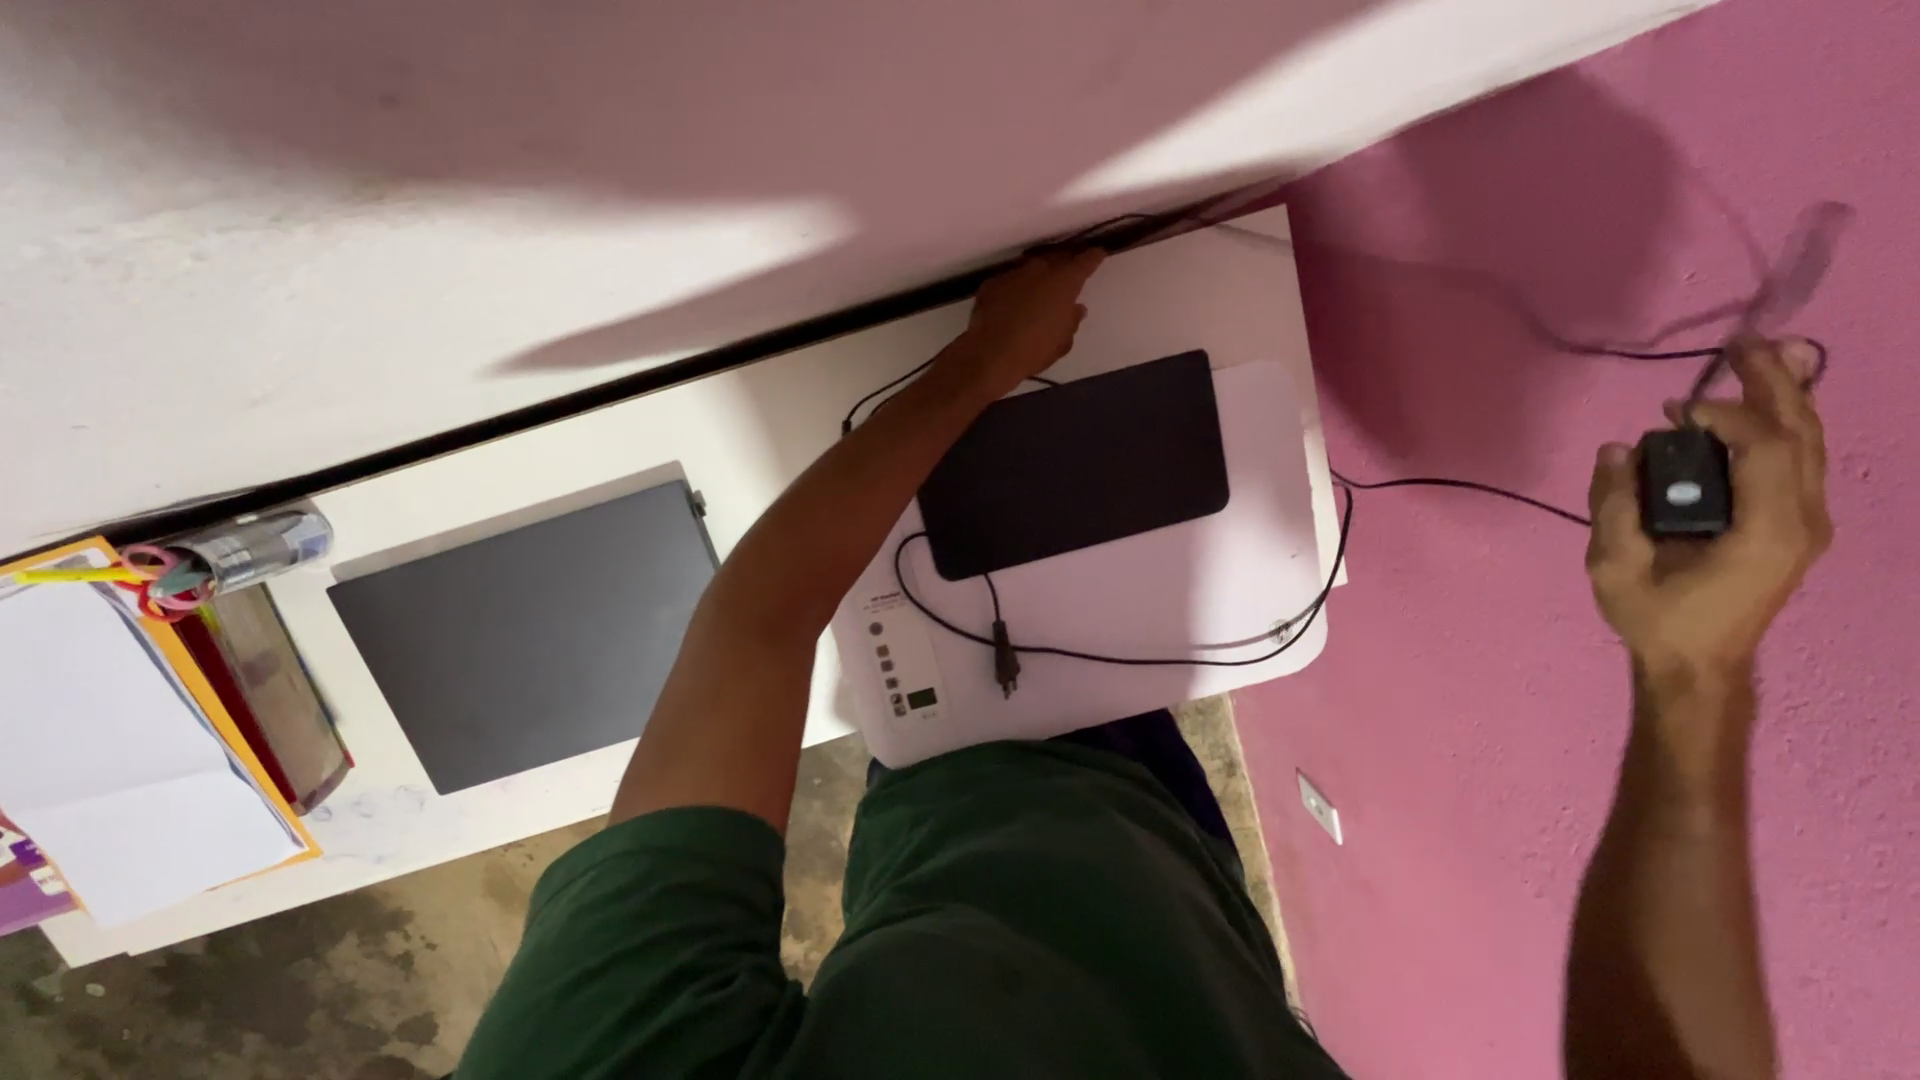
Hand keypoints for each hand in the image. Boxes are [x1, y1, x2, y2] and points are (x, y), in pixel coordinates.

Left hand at [946, 249, 1104, 397]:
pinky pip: (1010, 281)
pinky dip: (1015, 288)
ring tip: (1039, 289)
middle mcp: (1039, 269)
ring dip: (1038, 275)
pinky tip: (1012, 303)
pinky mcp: (992, 283)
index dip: (1093, 257)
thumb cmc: (1034, 351)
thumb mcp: (1062, 342)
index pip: (1085, 261)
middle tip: (1067, 274)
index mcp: (1064, 282)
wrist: (989, 355)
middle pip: (1057, 258)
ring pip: (1031, 267)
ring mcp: (1013, 273)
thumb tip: (1075, 309)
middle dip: (1064, 263)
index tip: (1098, 254)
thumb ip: (1072, 321)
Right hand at [1586, 337, 1831, 679]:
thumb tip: (1618, 449)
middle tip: (1745, 341)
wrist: (1699, 663)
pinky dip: (1777, 425)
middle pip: (1803, 434)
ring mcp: (1807, 523)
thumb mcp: (1615, 568)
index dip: (1726, 415)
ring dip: (1784, 397)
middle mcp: (1803, 520)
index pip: (1765, 449)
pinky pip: (1797, 460)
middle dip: (1775, 382)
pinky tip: (1753, 407)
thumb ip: (1613, 507)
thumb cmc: (1655, 618)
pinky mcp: (1795, 525)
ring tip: (1757, 358)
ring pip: (1809, 442)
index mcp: (1767, 532)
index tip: (1673, 409)